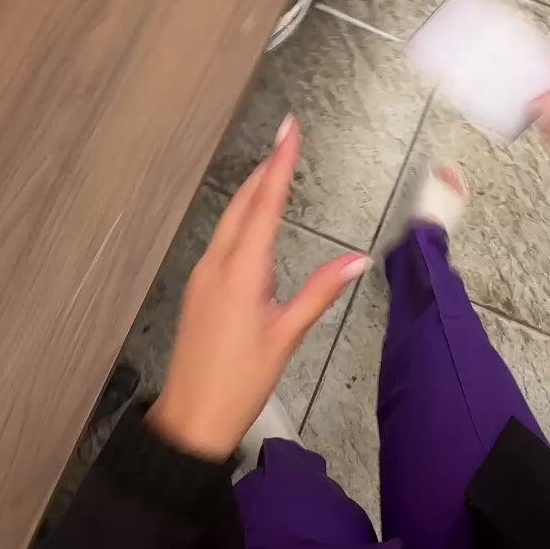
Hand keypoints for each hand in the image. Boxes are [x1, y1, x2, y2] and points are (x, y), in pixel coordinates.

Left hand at [147, 115, 372, 458]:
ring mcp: (203, 272)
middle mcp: (217, 262)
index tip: (288, 129)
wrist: (190, 419)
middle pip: (243, 203)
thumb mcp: (287, 336)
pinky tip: (253, 218)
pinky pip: (222, 237)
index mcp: (241, 270)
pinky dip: (242, 216)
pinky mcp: (199, 285)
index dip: (279, 163)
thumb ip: (320, 291)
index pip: (265, 204)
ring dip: (253, 190)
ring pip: (230, 218)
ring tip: (276, 167)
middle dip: (266, 168)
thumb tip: (358, 258)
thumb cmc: (241, 380)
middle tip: (286, 137)